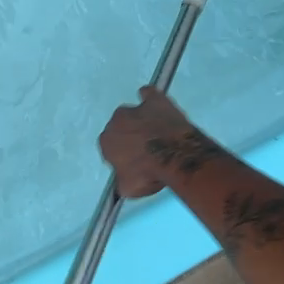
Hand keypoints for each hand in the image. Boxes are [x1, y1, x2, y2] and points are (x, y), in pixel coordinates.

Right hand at [98, 86, 219, 198]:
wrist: (176, 157)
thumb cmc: (149, 174)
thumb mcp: (130, 188)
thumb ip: (122, 180)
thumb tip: (123, 182)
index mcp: (106, 142)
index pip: (110, 148)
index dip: (123, 156)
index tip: (134, 163)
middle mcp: (116, 122)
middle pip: (121, 129)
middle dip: (130, 138)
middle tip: (146, 151)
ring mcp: (136, 109)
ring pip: (134, 113)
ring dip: (141, 121)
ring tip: (156, 134)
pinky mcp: (155, 100)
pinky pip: (149, 94)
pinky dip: (150, 98)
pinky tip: (155, 103)